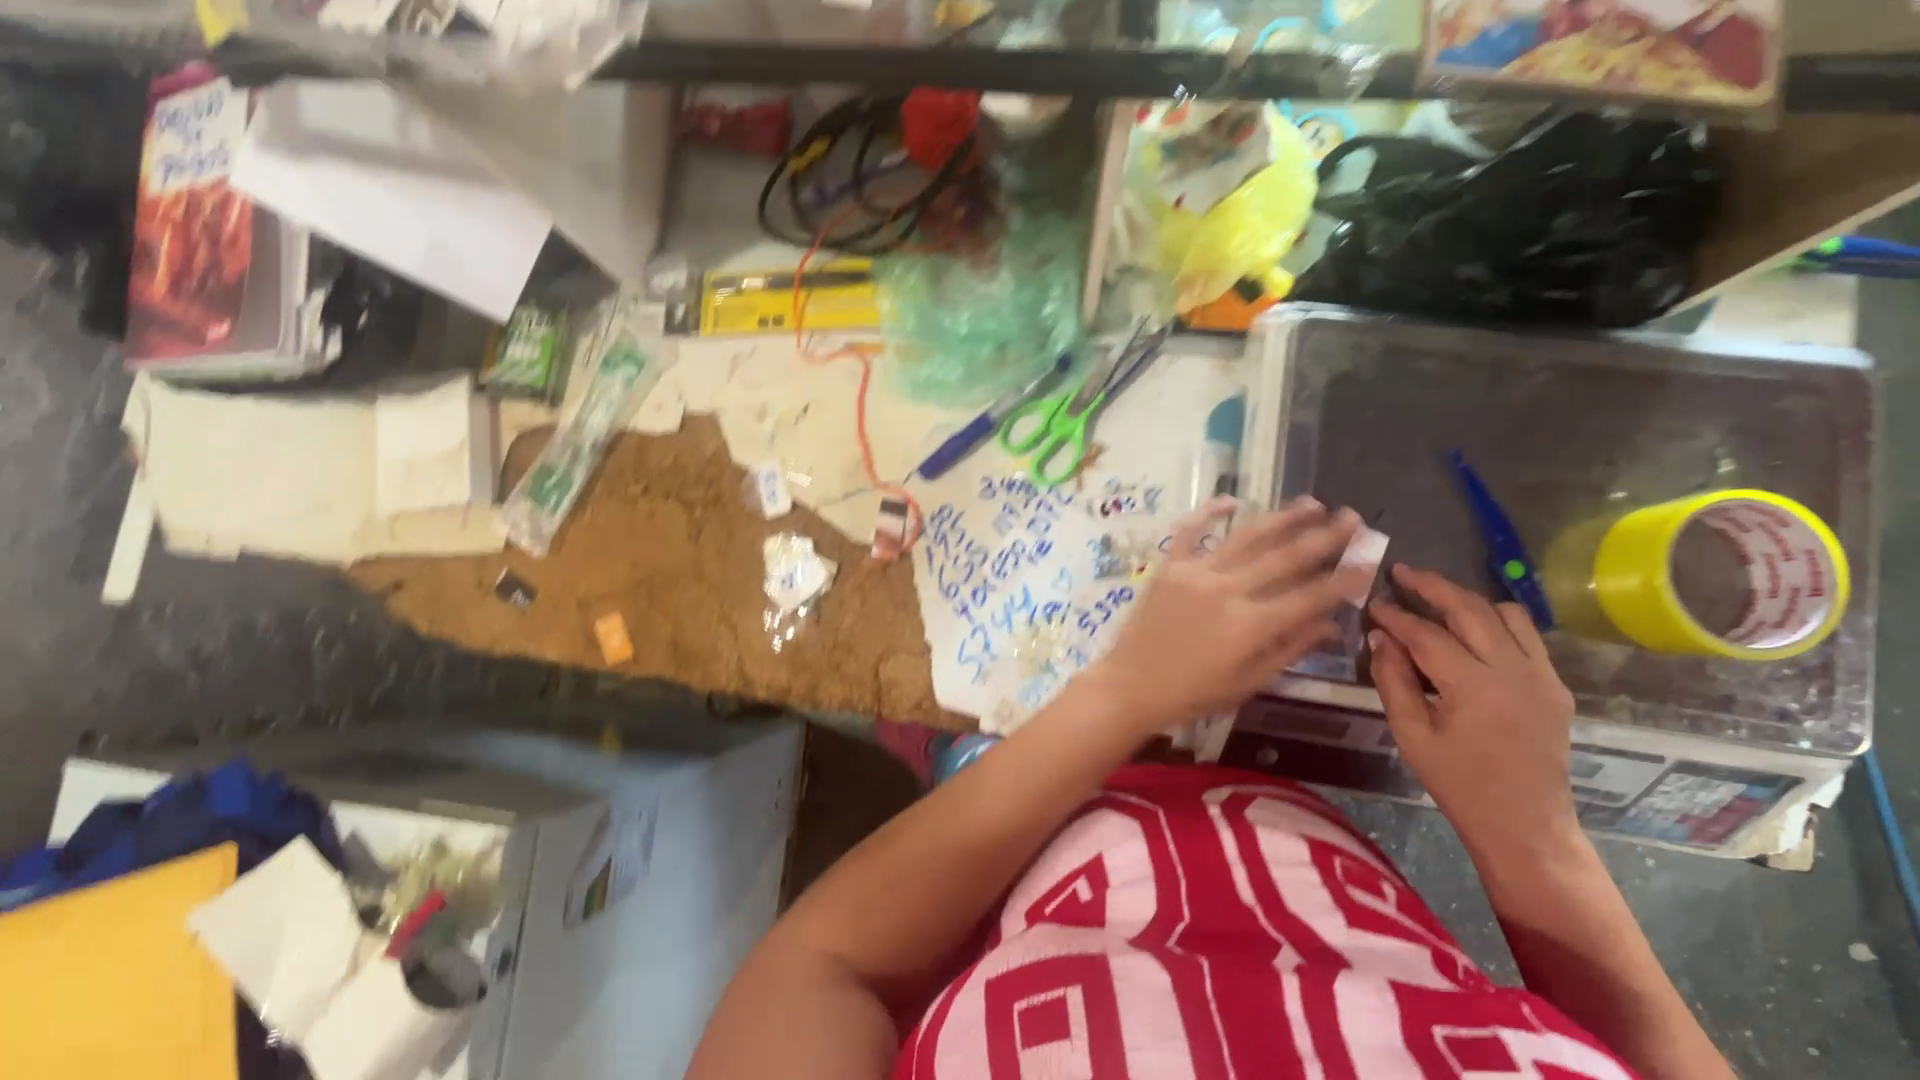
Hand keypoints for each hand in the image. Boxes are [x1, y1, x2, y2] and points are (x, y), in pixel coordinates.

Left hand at [1086, 496, 1367, 735]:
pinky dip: (1209, 512)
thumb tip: (1331, 624)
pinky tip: (1232, 499)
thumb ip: (1290, 648)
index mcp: (1251, 625)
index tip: (1369, 562)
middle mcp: (1227, 590)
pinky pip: (1190, 531)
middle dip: (1323, 537)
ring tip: (1311, 503)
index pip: (1309, 596)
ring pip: (1246, 537)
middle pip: (1285, 557)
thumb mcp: (1249, 682)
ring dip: (1281, 518)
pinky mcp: (1168, 567)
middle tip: (1352, 518)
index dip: (1342, 580)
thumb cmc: (1193, 694)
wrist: (1131, 686)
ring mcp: (1195, 573)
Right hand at [1368, 565, 1580, 862]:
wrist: (1524, 823)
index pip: (1428, 635)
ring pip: (1507, 614)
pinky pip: (1527, 636)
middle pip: (1472, 610)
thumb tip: (1381, 638)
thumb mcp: (1411, 736)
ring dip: (1469, 600)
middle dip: (1434, 587)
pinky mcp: (1555, 685)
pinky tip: (1473, 629)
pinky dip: (1497, 622)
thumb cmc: (1458, 784)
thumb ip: (1393, 681)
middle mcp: (1515, 671)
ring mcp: (1543, 676)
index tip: (1373, 602)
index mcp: (1475, 687)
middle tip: (1402, 573)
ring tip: (1438, 598)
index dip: (1396, 616)